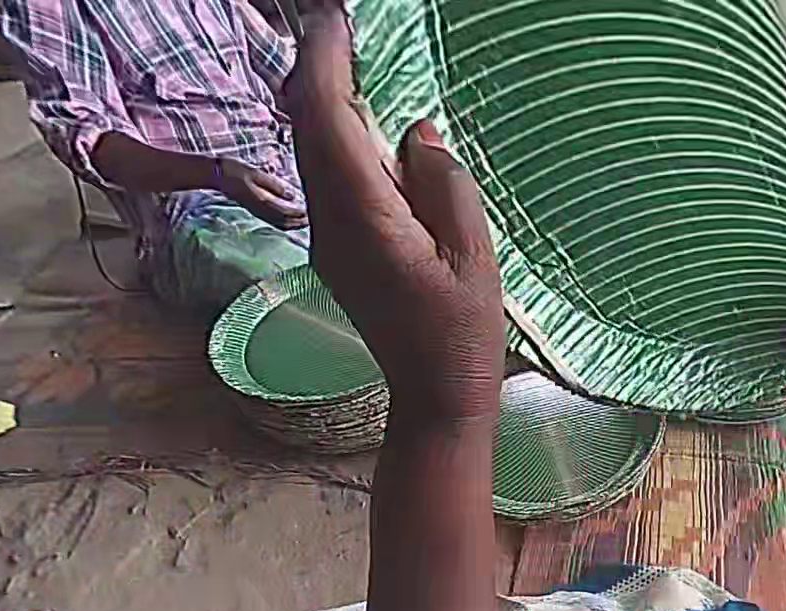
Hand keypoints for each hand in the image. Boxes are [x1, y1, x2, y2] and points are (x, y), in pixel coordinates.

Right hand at [217, 157, 309, 228]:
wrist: (215, 175)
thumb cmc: (234, 170)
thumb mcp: (255, 173)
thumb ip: (274, 185)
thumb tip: (291, 196)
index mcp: (262, 201)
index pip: (286, 212)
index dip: (299, 214)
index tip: (311, 212)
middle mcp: (261, 210)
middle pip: (286, 222)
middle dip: (300, 222)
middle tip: (313, 218)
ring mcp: (258, 213)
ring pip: (281, 224)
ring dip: (294, 224)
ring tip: (305, 220)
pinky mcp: (256, 211)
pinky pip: (274, 222)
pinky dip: (286, 223)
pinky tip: (291, 220)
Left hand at [283, 0, 504, 427]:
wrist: (435, 397)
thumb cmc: (463, 337)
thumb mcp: (474, 259)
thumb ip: (446, 187)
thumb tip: (418, 135)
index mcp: (366, 221)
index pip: (327, 118)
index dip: (326, 59)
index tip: (338, 16)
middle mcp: (330, 227)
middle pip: (311, 130)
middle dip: (325, 75)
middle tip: (358, 40)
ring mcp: (327, 245)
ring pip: (316, 158)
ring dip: (334, 113)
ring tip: (370, 84)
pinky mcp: (338, 258)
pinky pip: (330, 187)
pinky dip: (345, 152)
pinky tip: (377, 149)